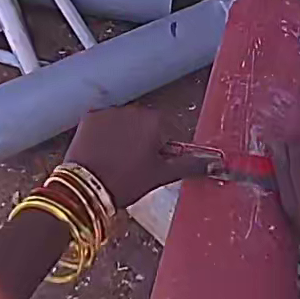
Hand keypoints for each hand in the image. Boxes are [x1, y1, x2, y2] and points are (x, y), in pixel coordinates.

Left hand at [64, 106, 215, 204]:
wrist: (85, 188)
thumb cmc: (126, 181)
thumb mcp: (161, 175)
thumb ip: (190, 165)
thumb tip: (214, 163)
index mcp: (156, 121)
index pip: (168, 133)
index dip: (161, 151)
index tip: (151, 165)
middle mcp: (135, 109)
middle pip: (146, 125)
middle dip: (143, 141)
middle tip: (134, 166)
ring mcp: (111, 111)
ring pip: (125, 123)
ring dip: (124, 136)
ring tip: (114, 161)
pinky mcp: (90, 116)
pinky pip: (104, 122)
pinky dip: (103, 134)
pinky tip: (100, 152)